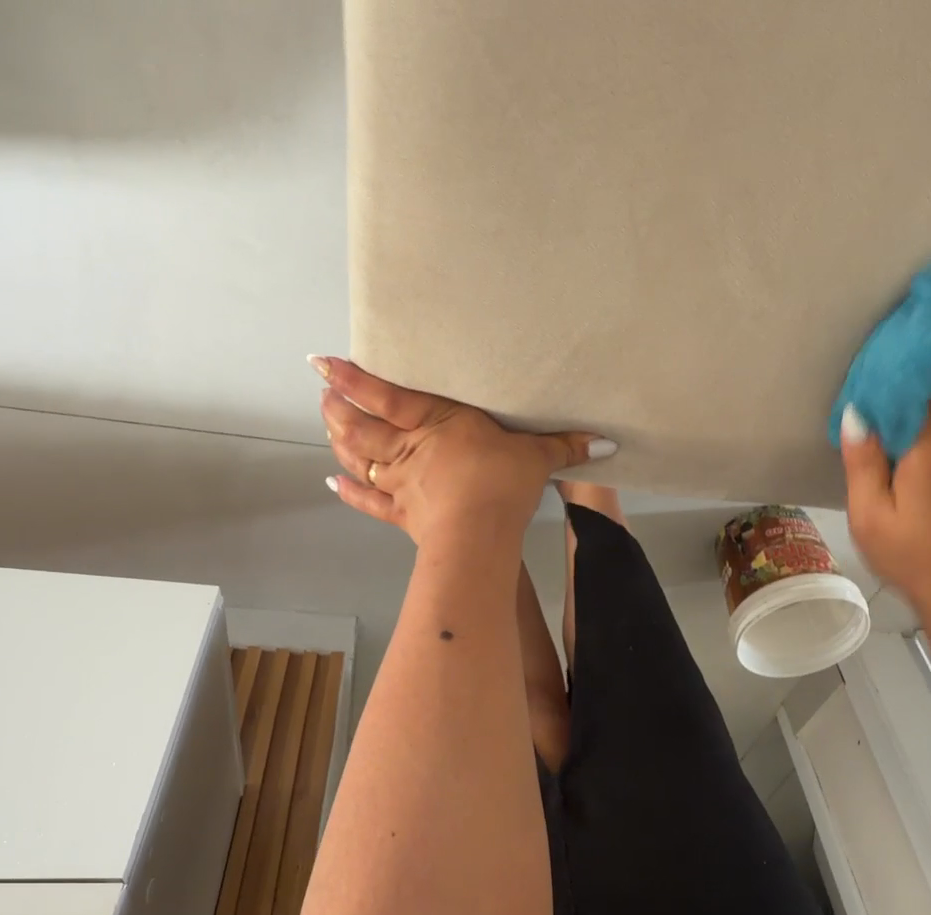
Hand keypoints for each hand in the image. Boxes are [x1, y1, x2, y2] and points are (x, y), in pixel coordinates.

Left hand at [314, 356, 615, 546]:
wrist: (477, 536)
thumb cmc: (500, 484)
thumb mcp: (536, 458)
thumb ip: (565, 447)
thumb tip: (607, 442)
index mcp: (434, 422)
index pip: (383, 394)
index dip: (351, 378)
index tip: (322, 362)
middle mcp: (407, 448)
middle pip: (359, 424)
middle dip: (337, 407)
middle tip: (322, 392)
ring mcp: (398, 482)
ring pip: (357, 456)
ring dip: (338, 439)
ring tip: (324, 421)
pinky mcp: (399, 513)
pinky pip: (367, 499)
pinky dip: (348, 491)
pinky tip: (331, 483)